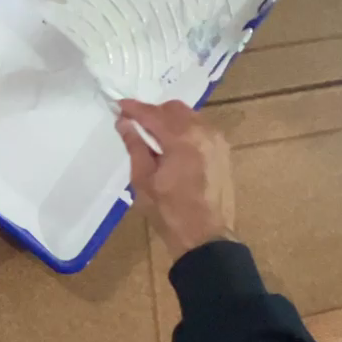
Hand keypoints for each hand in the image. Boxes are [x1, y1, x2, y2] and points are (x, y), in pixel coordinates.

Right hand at [116, 99, 236, 259]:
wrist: (205, 236)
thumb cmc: (169, 212)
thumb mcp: (144, 180)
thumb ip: (135, 146)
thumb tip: (124, 124)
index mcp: (182, 138)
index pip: (153, 114)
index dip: (134, 109)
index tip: (119, 105)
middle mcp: (204, 132)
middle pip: (174, 109)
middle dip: (153, 112)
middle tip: (135, 124)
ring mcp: (217, 141)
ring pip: (190, 117)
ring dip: (170, 121)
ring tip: (154, 137)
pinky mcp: (223, 152)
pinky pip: (201, 130)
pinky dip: (185, 131)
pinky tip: (173, 146)